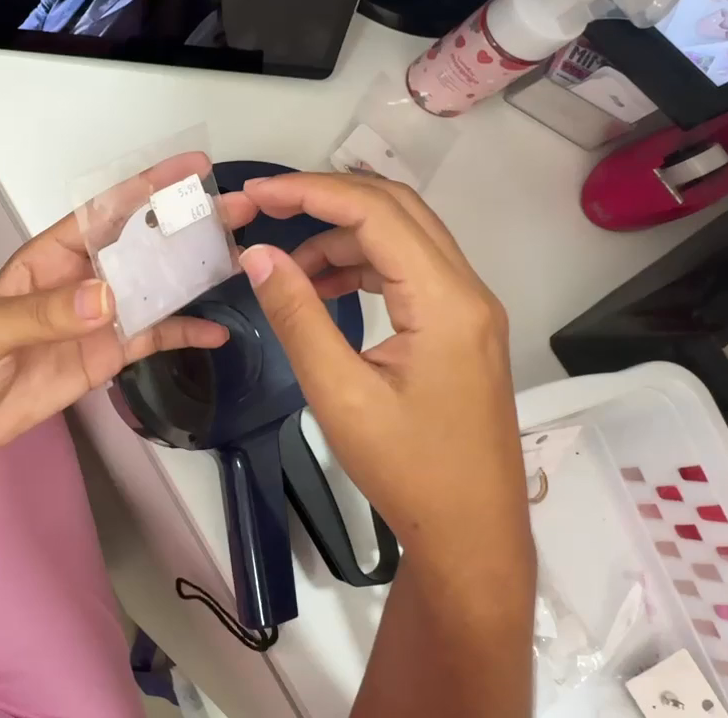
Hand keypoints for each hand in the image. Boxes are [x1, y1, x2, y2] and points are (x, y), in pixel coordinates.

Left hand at [0, 154, 257, 455]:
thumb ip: (44, 313)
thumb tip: (105, 298)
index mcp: (51, 256)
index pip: (104, 213)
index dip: (145, 187)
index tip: (188, 169)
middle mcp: (82, 278)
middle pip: (141, 244)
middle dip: (184, 224)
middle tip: (233, 208)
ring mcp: (99, 316)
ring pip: (156, 286)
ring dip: (194, 272)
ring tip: (239, 256)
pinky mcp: (108, 353)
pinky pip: (154, 336)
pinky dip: (184, 332)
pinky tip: (215, 331)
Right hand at [236, 172, 527, 565]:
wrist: (471, 535)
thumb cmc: (407, 468)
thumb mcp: (338, 392)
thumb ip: (297, 315)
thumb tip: (257, 254)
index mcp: (445, 301)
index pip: (375, 213)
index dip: (310, 192)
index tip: (255, 196)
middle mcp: (466, 290)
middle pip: (395, 209)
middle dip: (326, 197)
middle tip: (265, 206)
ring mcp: (468, 308)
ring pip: (402, 236)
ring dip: (341, 234)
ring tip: (286, 264)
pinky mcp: (459, 327)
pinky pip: (407, 270)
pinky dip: (360, 263)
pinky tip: (323, 286)